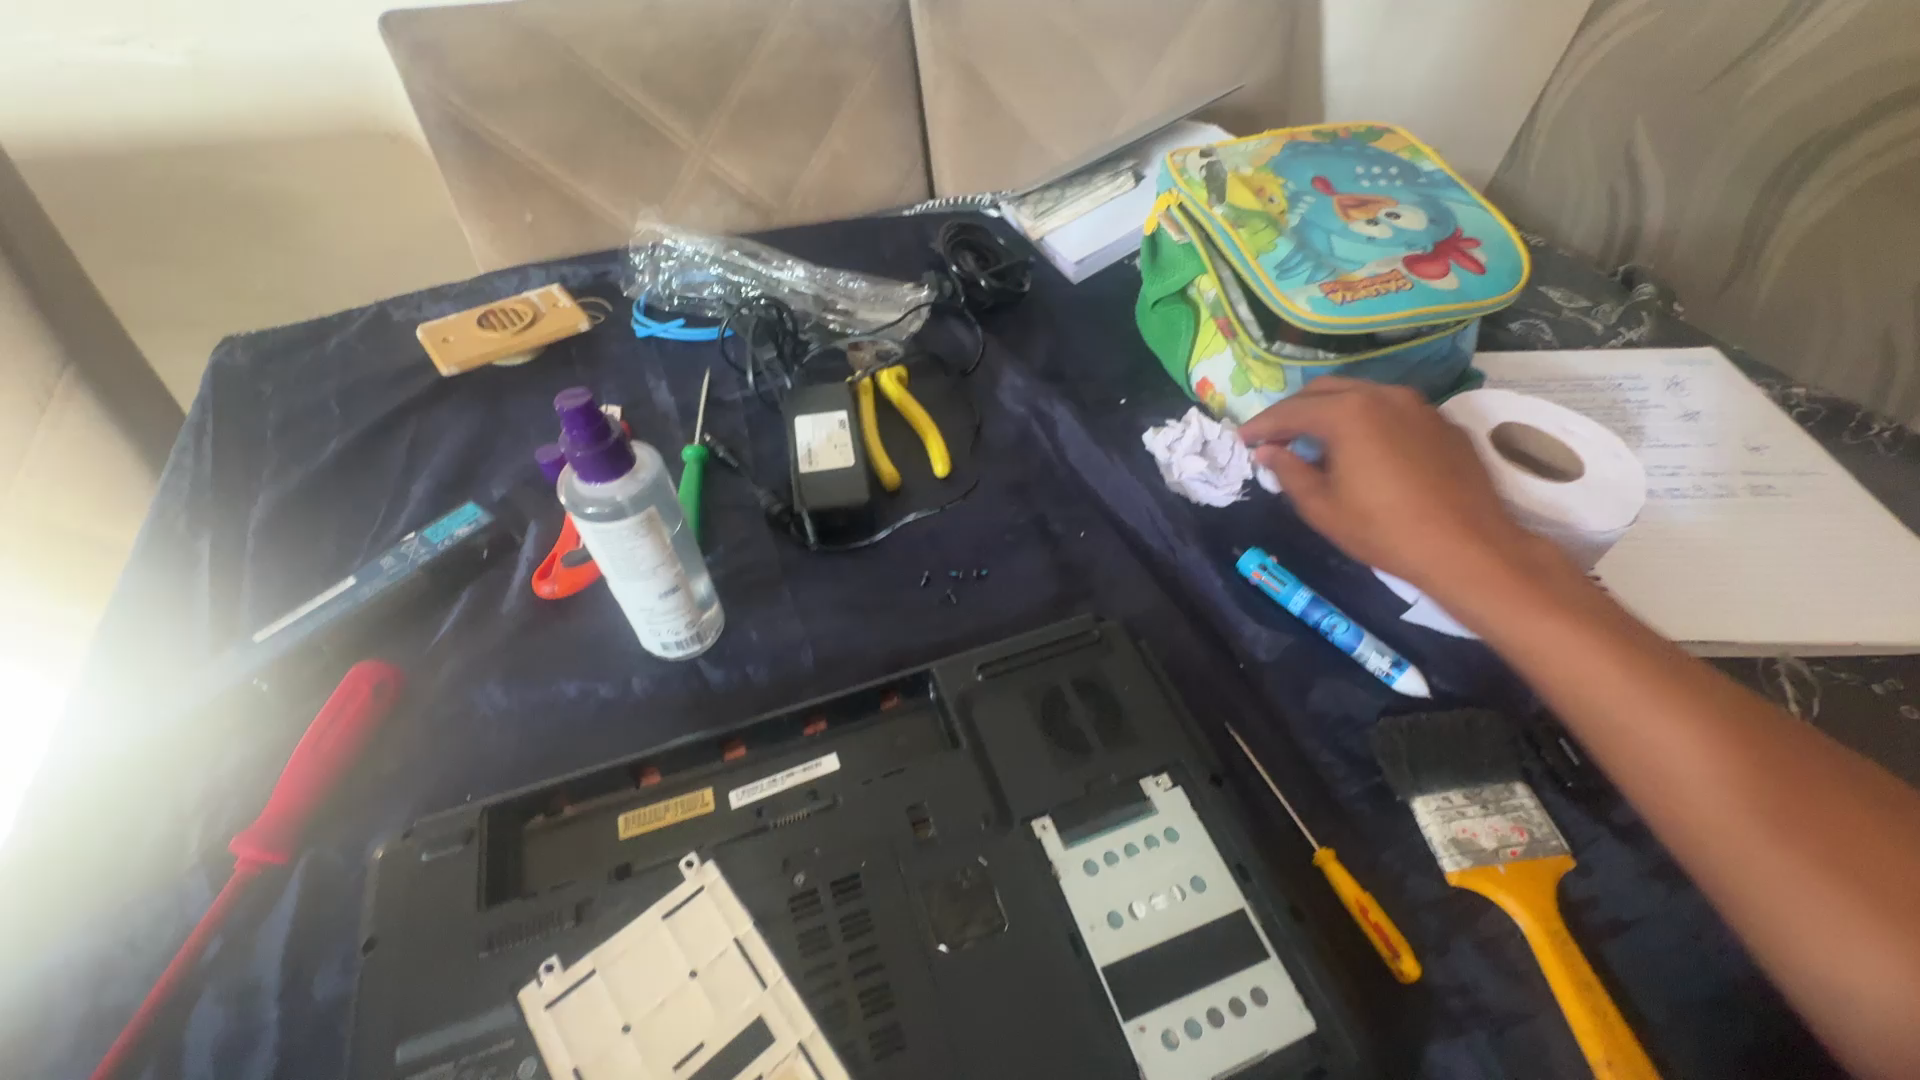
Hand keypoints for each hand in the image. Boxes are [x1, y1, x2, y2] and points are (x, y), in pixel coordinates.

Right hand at [1239, 378, 1561, 599]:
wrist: (1468, 547)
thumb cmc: (1384, 530)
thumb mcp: (1322, 507)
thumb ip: (1288, 472)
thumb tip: (1267, 451)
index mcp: (1348, 413)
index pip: (1290, 411)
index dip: (1261, 425)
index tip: (1241, 440)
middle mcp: (1383, 396)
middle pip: (1324, 391)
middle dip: (1294, 411)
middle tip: (1274, 437)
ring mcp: (1419, 406)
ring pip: (1361, 396)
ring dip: (1331, 413)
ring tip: (1314, 442)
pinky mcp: (1443, 424)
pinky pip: (1392, 413)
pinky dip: (1367, 423)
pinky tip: (1363, 452)